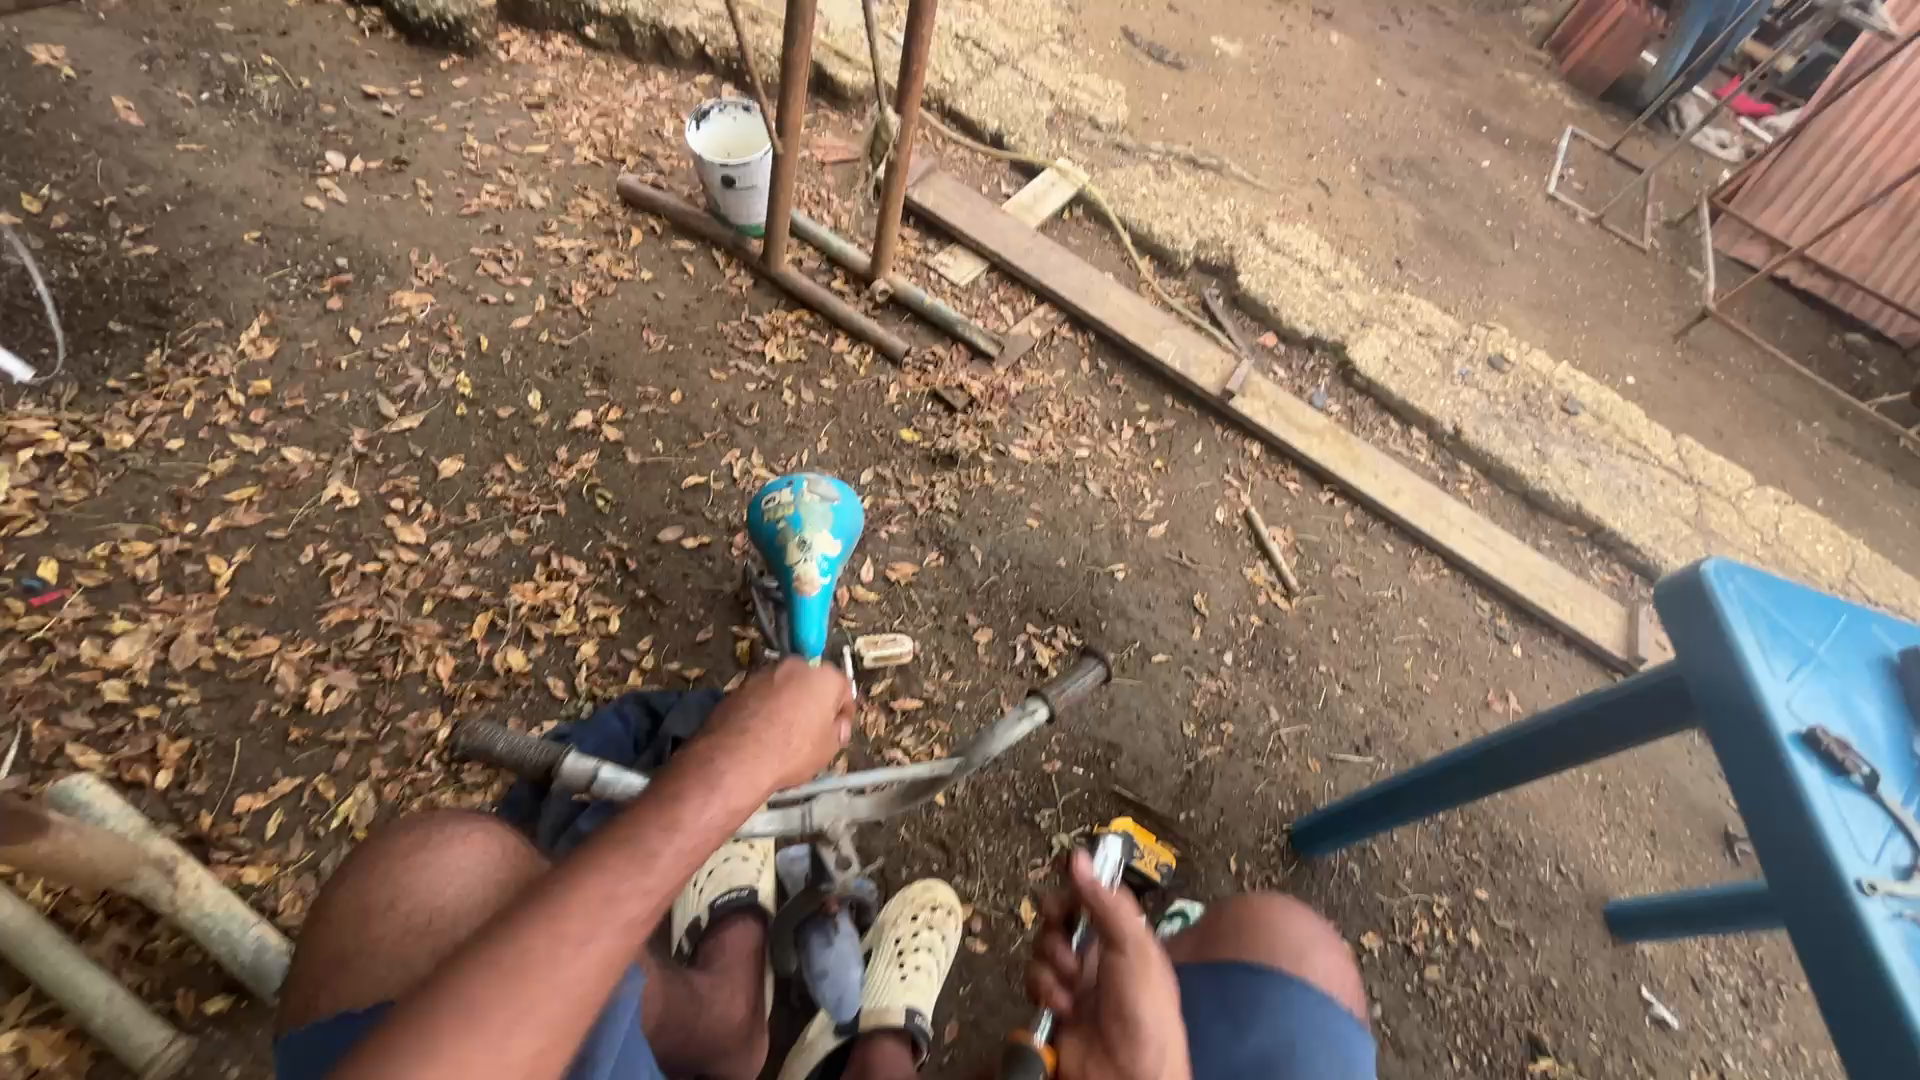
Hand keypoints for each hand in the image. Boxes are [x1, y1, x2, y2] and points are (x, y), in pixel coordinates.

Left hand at [702, 656, 855, 788]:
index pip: (844, 689)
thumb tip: (838, 724)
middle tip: (811, 730)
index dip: (843, 712)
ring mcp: (765, 673)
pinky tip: (760, 732)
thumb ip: (839, 731)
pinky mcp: (740, 685)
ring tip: (781, 733)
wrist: (735, 758)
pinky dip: (764, 707)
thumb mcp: (829, 749)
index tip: (838, 730)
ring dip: (787, 703)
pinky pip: (761, 695)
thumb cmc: (792, 752)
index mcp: (824, 676)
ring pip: (785, 687)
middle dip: (813, 702)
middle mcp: (796, 666)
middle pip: (812, 683)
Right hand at [1025, 850, 1190, 1079]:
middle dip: (1056, 923)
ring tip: (1071, 984)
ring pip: (1042, 947)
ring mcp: (1072, 980)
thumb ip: (1105, 901)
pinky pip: (1034, 980)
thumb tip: (1077, 855)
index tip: (1065, 882)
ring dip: (1053, 962)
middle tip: (1061, 930)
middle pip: (1059, 917)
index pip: (1089, 897)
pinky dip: (1046, 990)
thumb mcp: (1134, 947)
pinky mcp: (1052, 1005)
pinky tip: (1064, 1007)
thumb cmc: (1143, 1008)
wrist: (1130, 1077)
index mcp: (1121, 935)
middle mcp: (1095, 953)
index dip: (1074, 888)